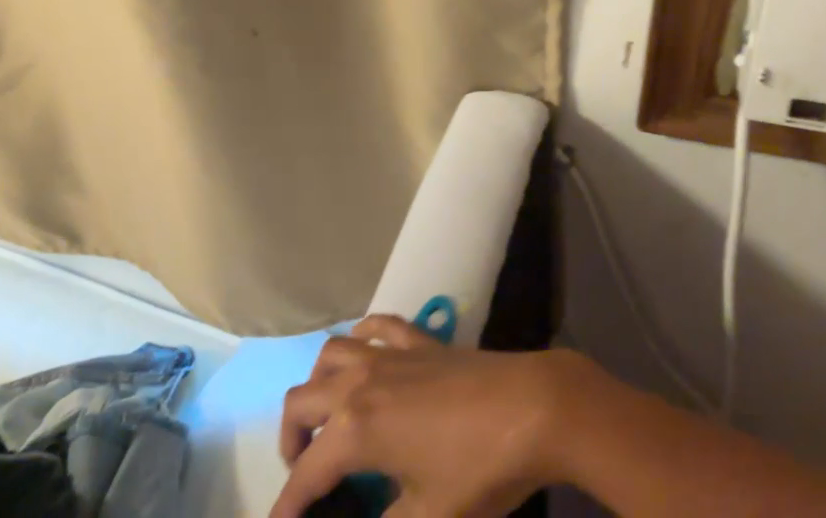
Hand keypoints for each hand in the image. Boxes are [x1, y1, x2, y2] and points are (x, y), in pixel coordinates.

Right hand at [271, 315, 585, 517]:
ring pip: (329, 355)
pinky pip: (375, 327)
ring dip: (316, 386)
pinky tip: (364, 354)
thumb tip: (371, 517)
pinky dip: (360, 338)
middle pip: (301, 401)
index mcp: (356, 430)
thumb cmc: (482, 468)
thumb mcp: (432, 517)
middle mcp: (359, 384)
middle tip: (306, 473)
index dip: (288, 505)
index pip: (307, 473)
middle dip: (291, 440)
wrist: (536, 409)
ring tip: (327, 414)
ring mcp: (388, 355)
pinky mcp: (419, 340)